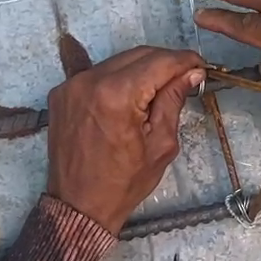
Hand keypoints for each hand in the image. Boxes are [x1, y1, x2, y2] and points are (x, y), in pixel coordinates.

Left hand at [46, 46, 205, 233]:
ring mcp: (71, 85)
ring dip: (141, 69)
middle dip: (165, 62)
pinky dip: (116, 77)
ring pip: (117, 61)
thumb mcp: (160, 144)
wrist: (78, 205)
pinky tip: (130, 92)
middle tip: (184, 77)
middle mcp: (90, 82)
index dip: (184, 61)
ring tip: (158, 89)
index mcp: (117, 95)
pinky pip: (96, 73)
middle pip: (138, 55)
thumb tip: (191, 74)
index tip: (200, 66)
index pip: (159, 62)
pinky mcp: (61, 93)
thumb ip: (173, 101)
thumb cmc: (122, 183)